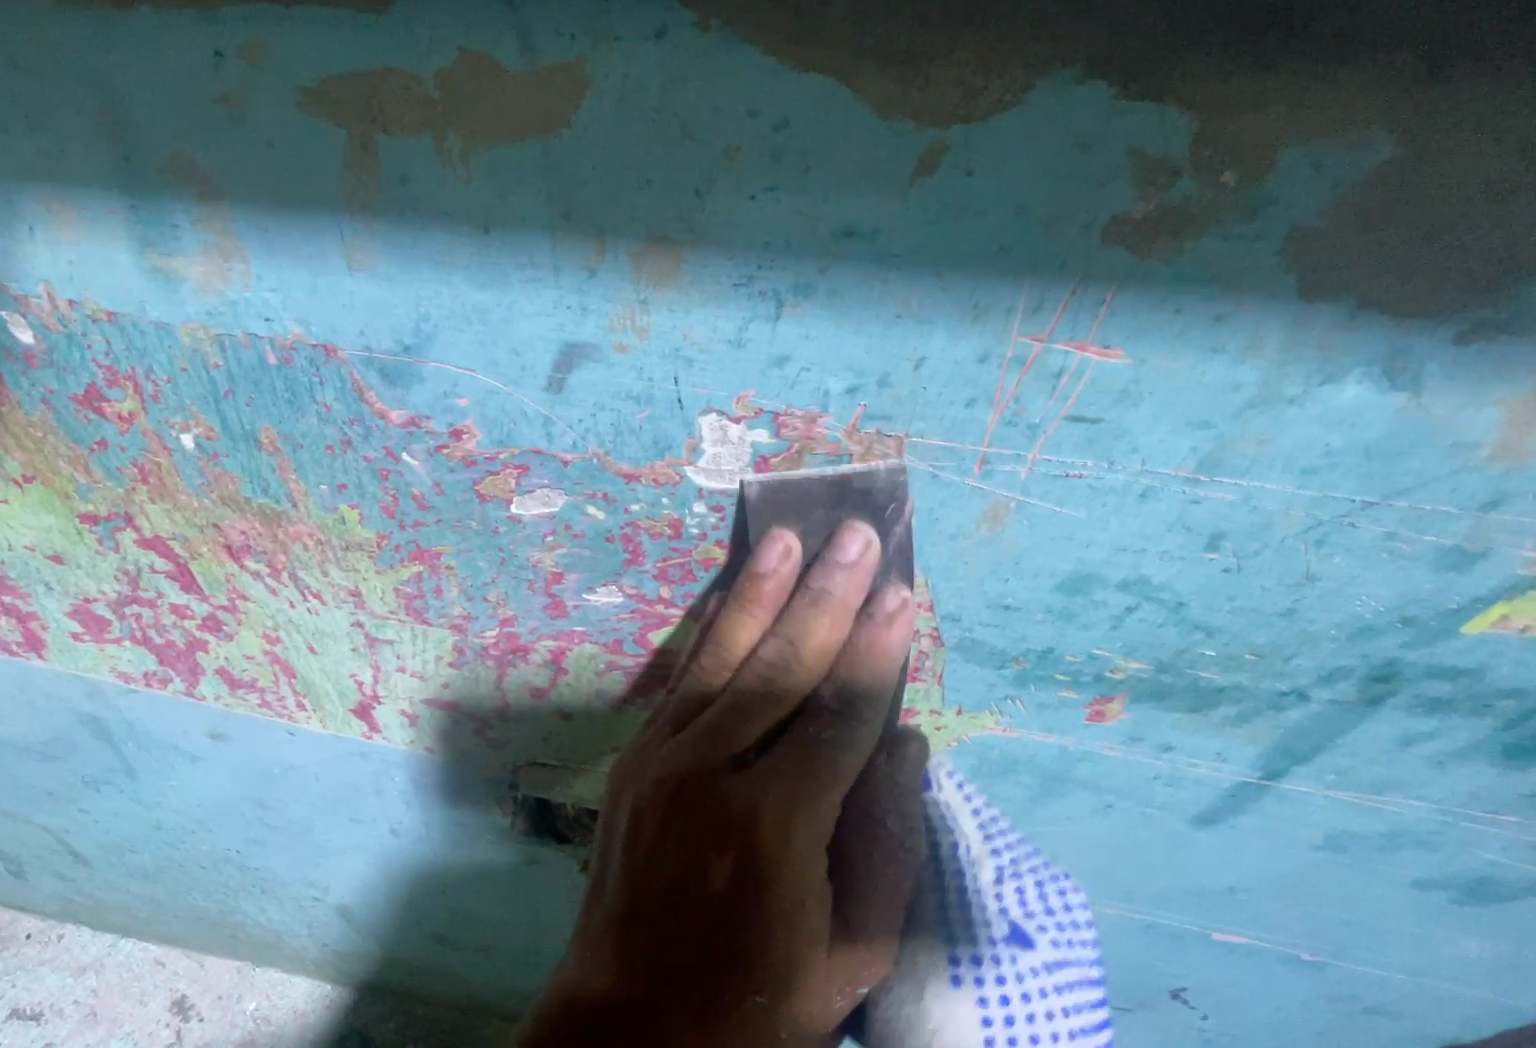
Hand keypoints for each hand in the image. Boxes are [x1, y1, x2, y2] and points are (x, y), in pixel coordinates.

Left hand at [518, 520, 931, 1046]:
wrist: (632, 1019)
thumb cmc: (758, 996)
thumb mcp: (854, 948)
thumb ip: (886, 841)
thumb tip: (902, 738)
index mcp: (776, 826)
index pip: (839, 714)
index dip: (876, 651)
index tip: (903, 594)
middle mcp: (711, 775)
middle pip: (781, 667)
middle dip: (826, 596)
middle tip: (858, 536)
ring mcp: (661, 761)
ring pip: (722, 658)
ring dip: (759, 591)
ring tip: (789, 535)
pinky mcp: (633, 759)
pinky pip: (679, 680)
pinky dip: (710, 631)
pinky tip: (730, 591)